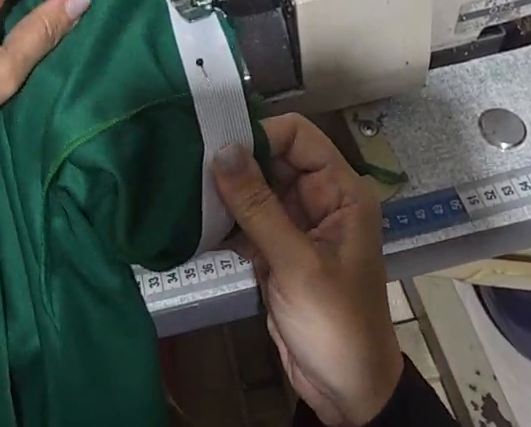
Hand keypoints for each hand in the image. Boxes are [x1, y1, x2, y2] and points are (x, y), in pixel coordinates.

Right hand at [214, 115, 401, 426]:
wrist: (347, 394)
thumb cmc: (336, 324)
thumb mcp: (296, 264)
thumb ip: (258, 205)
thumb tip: (222, 149)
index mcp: (341, 191)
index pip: (298, 137)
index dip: (260, 135)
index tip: (218, 148)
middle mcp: (319, 199)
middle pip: (273, 159)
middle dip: (235, 161)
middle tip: (189, 164)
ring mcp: (296, 225)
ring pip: (255, 188)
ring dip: (225, 191)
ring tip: (184, 187)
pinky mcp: (276, 249)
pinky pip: (247, 219)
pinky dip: (225, 218)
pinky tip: (193, 217)